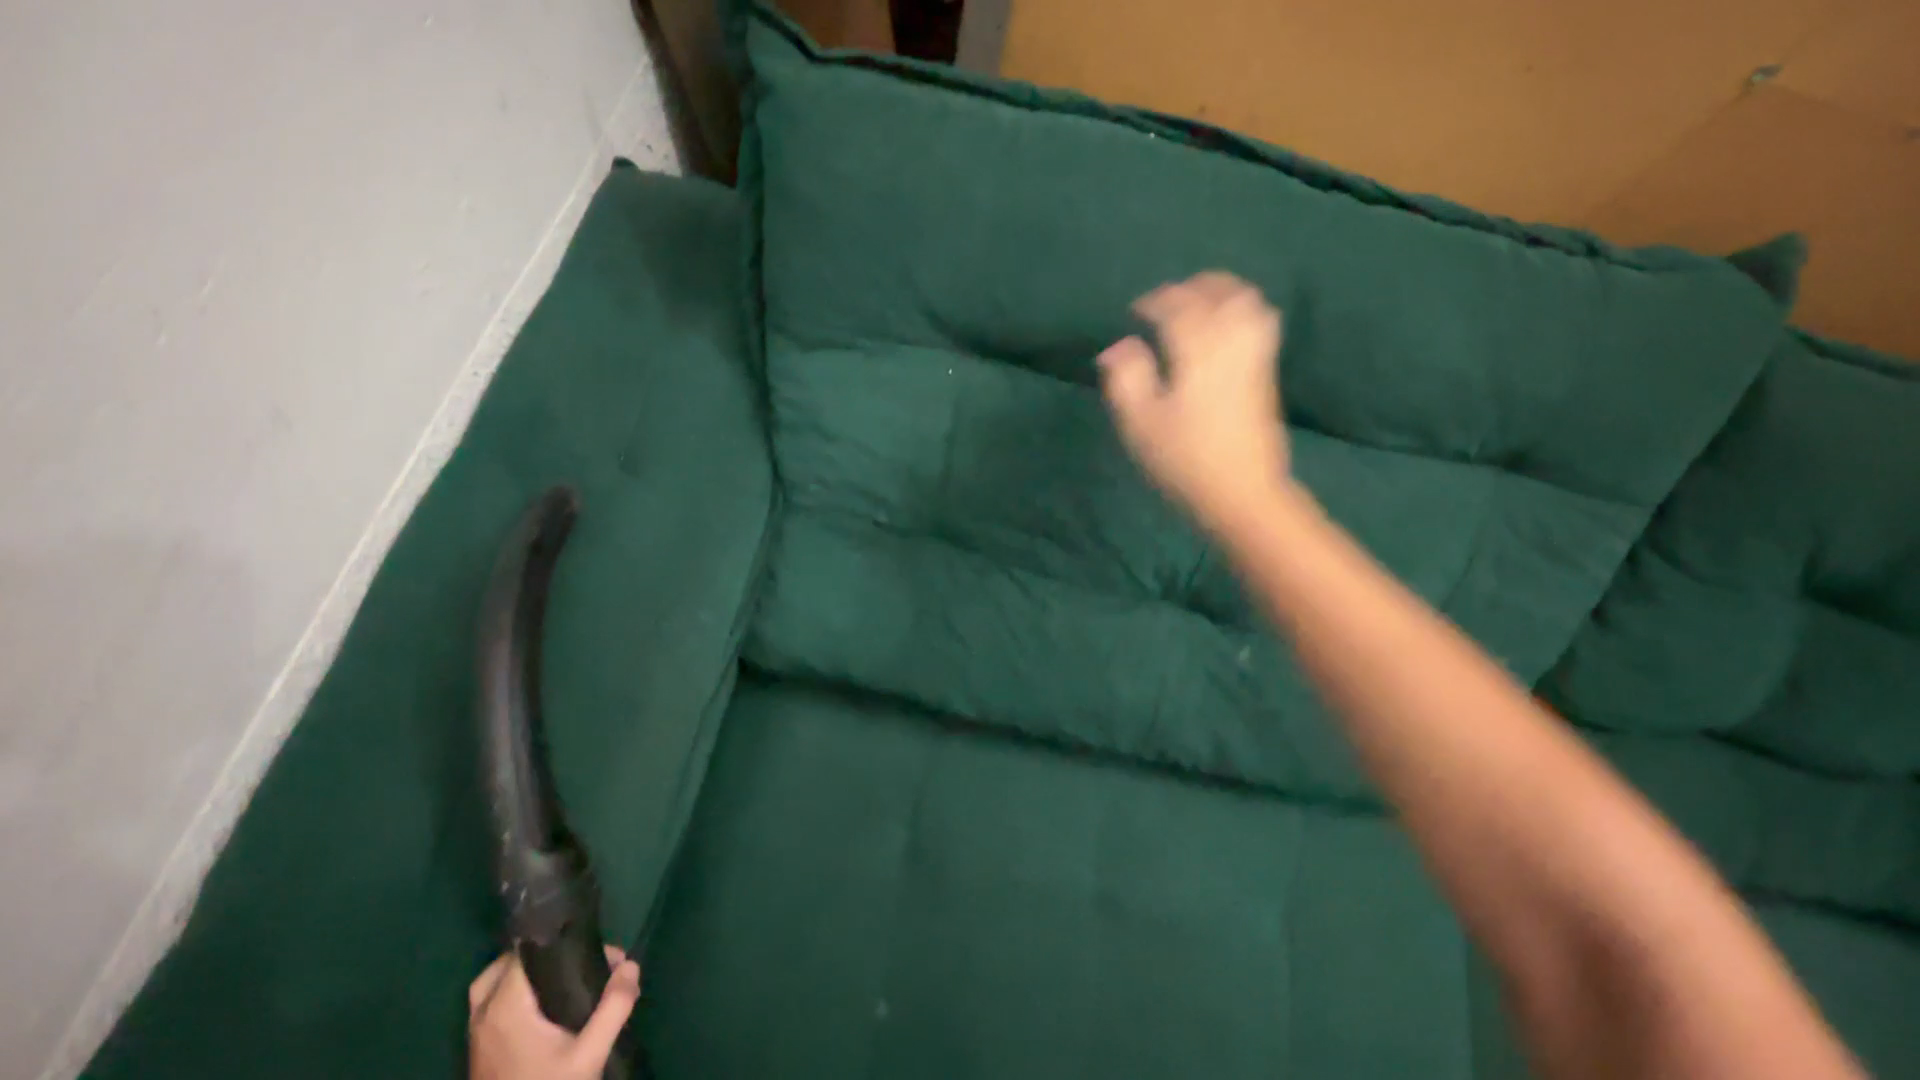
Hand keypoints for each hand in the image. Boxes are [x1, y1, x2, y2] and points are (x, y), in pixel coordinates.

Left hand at [468, 946, 640, 1079]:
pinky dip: (508, 994)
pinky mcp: (476, 1051)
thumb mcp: (590, 1053)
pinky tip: (538, 1008)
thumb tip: (630, 966)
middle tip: (580, 964)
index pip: (527, 951)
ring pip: (491, 984)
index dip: (563, 944)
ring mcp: (475, 1034)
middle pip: (507, 964)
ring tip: (558, 981)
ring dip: (521, 975)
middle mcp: (484, 1013)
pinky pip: (487, 1005)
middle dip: (542, 955)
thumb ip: (614, 1007)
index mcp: (506, 1006)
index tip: (597, 952)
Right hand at [1098, 272, 1290, 533]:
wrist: (1243, 492)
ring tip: (1200, 304)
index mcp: (1196, 349)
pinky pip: (1260, 322)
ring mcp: (1255, 356)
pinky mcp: (1266, 373)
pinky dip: (1241, 311)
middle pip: (1220, 292)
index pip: (1176, 306)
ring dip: (1222, 293)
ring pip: (1247, 302)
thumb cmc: (1185, 460)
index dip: (1154, 301)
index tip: (1136, 311)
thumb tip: (1118, 347)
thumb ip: (1126, 377)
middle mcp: (1230, 342)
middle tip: (1169, 300)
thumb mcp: (1140, 423)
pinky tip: (1223, 329)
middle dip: (1193, 287)